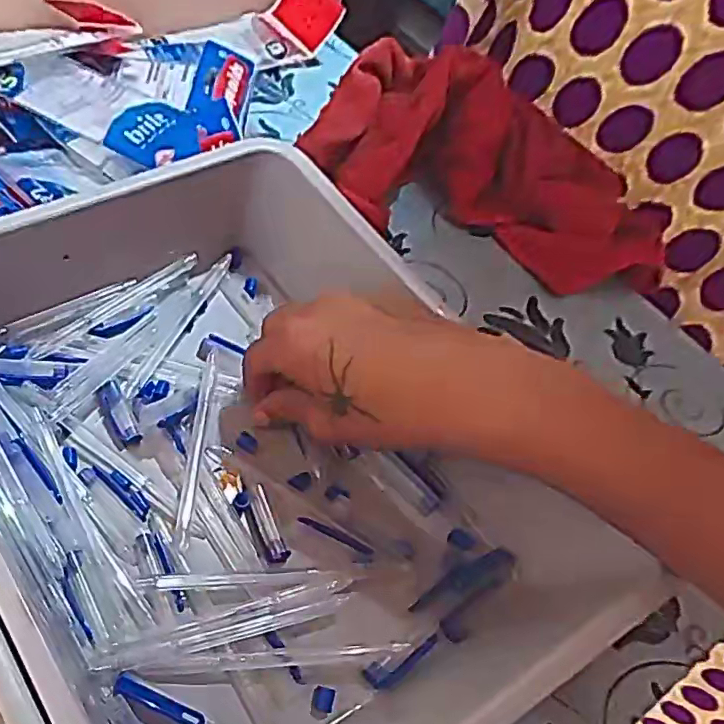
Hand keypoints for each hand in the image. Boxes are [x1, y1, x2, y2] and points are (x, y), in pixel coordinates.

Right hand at [241, 294, 613, 470]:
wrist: (468, 384)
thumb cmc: (394, 412)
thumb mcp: (332, 423)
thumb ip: (291, 409)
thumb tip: (269, 407)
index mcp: (293, 341)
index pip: (255, 358)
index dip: (255, 386)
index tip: (265, 407)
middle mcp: (315, 310)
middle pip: (276, 330)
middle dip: (274, 360)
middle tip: (288, 394)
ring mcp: (349, 300)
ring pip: (306, 319)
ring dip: (300, 346)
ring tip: (319, 381)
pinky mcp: (379, 301)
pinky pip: (337, 316)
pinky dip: (329, 336)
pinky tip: (352, 366)